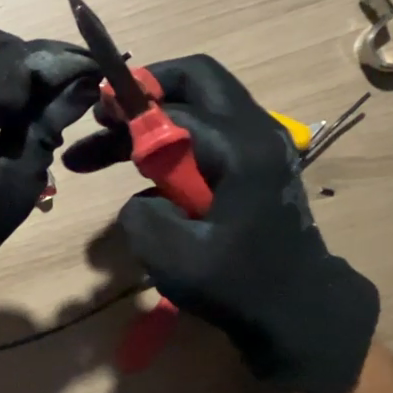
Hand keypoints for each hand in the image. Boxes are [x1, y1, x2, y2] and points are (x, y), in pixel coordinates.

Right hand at [64, 55, 377, 392]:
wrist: (299, 312)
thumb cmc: (238, 285)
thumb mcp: (175, 257)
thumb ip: (141, 214)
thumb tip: (140, 197)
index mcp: (240, 151)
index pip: (176, 109)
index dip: (130, 108)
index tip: (92, 115)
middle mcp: (255, 133)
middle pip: (196, 80)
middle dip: (145, 90)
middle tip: (102, 115)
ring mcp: (258, 147)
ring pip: (198, 106)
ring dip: (148, 121)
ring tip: (94, 153)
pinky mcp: (252, 165)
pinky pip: (205, 134)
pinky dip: (167, 144)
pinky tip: (137, 180)